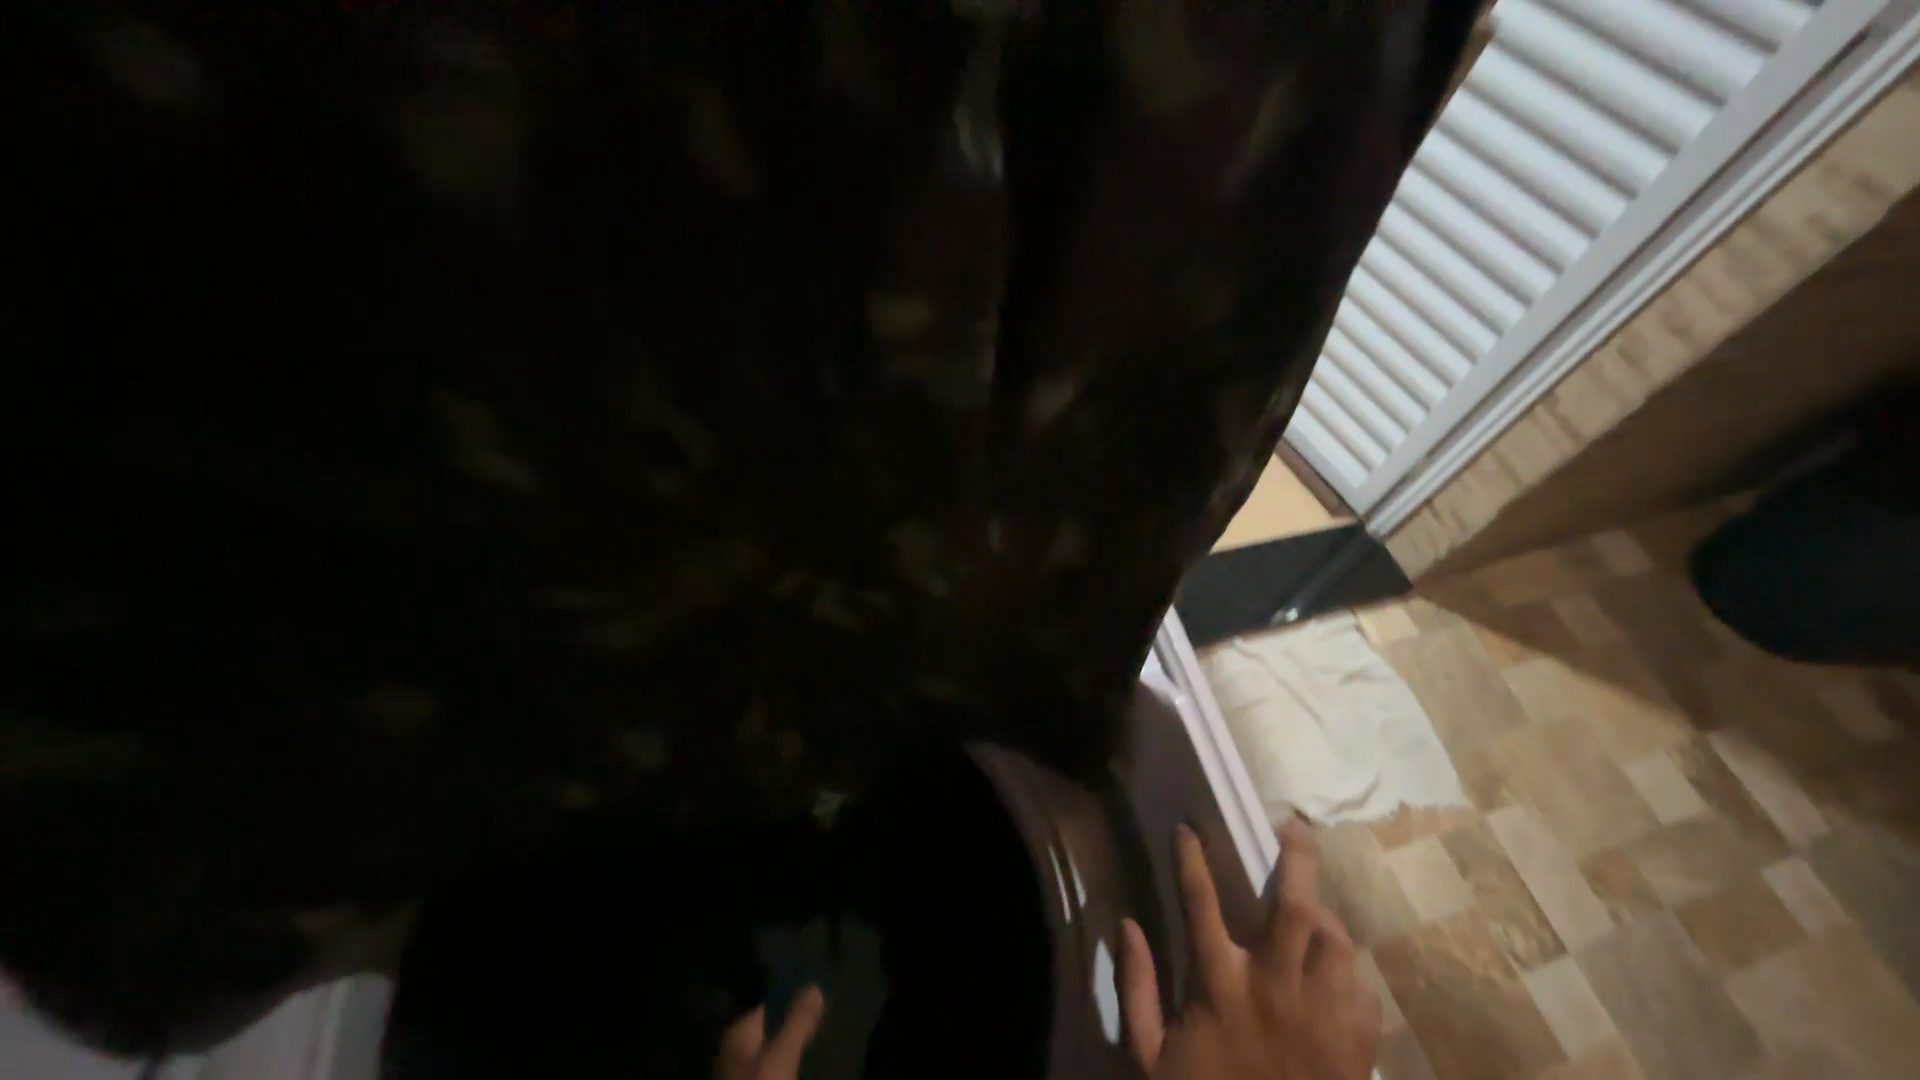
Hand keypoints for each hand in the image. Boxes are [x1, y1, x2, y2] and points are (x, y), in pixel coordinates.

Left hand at [714, 987, 825, 1079]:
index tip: (822, 1000)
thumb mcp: (781, 1056)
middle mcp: (734, 1054)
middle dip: (796, 1031)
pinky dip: (787, 1074)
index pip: (769, 1007)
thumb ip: (797, 1022)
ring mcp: (740, 1078)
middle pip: (771, 1034)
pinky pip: (771, 1076)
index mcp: (737, 1035)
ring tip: (823, 1051)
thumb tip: (814, 986)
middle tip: (828, 1025)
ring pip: (772, 1059)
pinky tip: (807, 1073)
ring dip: (793, 1057)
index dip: (794, 1002)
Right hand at [1118, 822, 1379, 1079]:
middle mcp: (1275, 987)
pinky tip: (1332, 971)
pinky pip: (1362, 986)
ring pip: (1336, 940)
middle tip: (1294, 830)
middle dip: (1297, 859)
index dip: (1192, 858)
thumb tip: (1126, 925)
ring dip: (1324, 917)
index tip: (1188, 828)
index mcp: (1221, 986)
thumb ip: (1135, 988)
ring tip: (1312, 910)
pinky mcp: (1357, 1041)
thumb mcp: (1150, 1055)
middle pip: (1295, 906)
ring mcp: (1323, 1014)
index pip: (1201, 902)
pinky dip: (1346, 969)